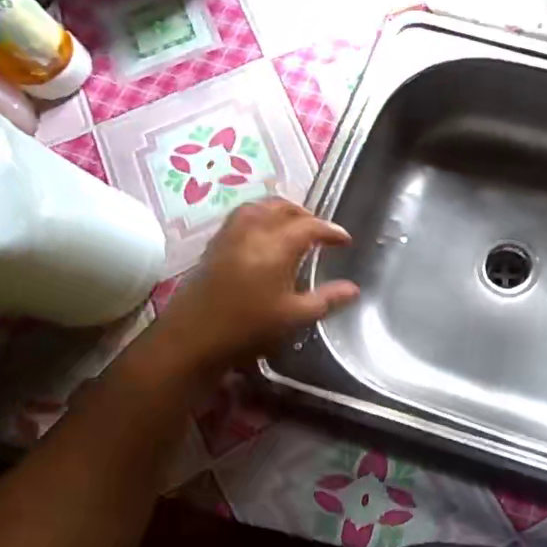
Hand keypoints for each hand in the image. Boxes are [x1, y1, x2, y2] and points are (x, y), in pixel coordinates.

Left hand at [146, 199, 359, 376]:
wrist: (192, 339)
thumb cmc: (248, 328)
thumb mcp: (294, 317)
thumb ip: (326, 299)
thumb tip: (353, 289)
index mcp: (276, 246)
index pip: (310, 226)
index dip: (331, 230)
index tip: (345, 240)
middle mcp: (252, 232)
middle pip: (282, 208)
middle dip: (305, 215)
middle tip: (319, 232)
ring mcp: (229, 236)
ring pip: (258, 207)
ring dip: (279, 211)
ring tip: (291, 227)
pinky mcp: (213, 246)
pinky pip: (240, 218)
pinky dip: (258, 217)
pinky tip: (262, 238)